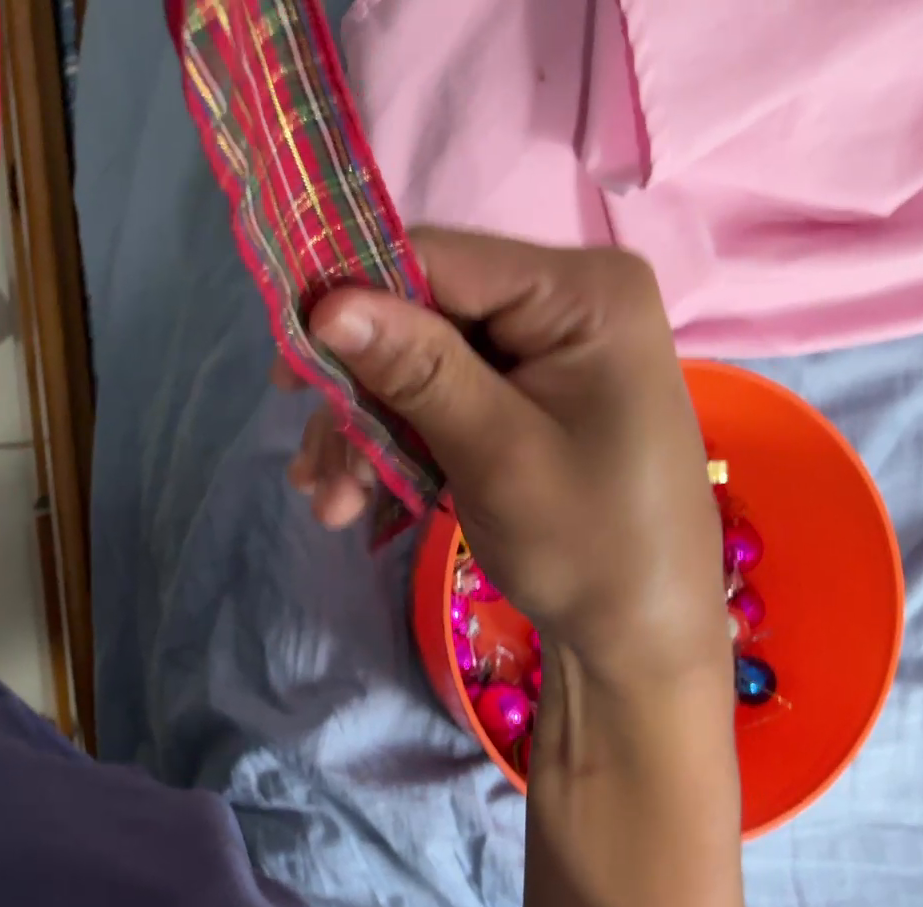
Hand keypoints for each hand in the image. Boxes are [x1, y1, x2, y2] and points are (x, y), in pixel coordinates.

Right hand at [284, 228, 726, 692]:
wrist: (632, 631)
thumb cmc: (590, 543)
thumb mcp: (496, 451)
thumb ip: (416, 369)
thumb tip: (326, 306)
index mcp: (580, 293)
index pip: (438, 260)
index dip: (352, 301)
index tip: (290, 368)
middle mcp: (556, 305)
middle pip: (415, 318)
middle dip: (354, 394)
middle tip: (311, 462)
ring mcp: (533, 353)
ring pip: (408, 366)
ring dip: (360, 434)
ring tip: (331, 501)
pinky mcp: (510, 396)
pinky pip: (427, 401)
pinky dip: (384, 447)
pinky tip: (351, 497)